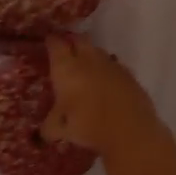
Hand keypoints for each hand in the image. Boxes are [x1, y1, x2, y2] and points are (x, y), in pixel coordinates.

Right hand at [41, 34, 157, 153]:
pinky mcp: (131, 77)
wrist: (131, 132)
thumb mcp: (60, 129)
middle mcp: (88, 61)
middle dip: (72, 42)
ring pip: (98, 51)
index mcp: (66, 68)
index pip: (55, 44)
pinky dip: (108, 70)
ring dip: (91, 55)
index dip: (51, 41)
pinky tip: (107, 82)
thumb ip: (50, 127)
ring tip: (86, 66)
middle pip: (79, 40)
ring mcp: (112, 66)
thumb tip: (44, 134)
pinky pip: (116, 66)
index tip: (47, 42)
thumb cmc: (87, 125)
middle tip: (66, 50)